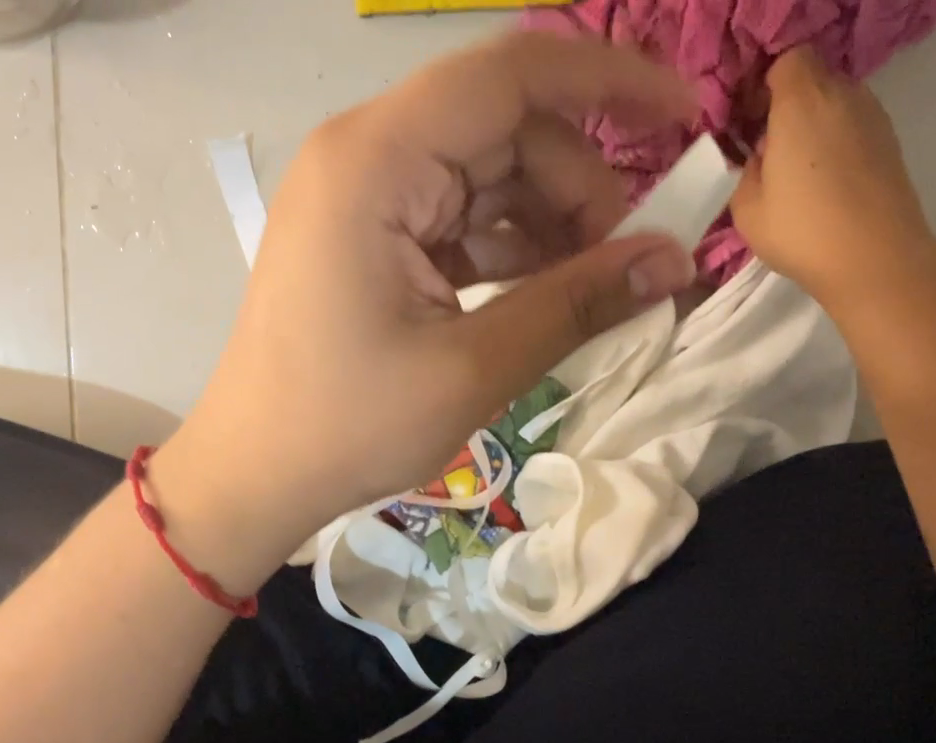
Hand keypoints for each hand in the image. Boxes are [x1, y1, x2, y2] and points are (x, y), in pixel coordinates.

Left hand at [156, 33, 698, 570]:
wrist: (254, 475)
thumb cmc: (347, 426)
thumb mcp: (472, 368)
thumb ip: (577, 303)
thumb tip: (675, 262)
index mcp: (375, 162)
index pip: (509, 75)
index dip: (608, 82)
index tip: (681, 121)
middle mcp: (362, 156)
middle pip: (501, 127)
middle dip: (577, 186)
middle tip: (626, 264)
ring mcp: (358, 196)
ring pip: (483, 174)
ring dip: (546, 223)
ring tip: (586, 291)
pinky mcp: (362, 237)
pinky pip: (453, 216)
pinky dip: (504, 248)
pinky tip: (537, 295)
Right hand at [728, 47, 935, 307]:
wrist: (873, 258)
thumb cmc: (801, 230)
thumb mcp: (746, 208)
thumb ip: (744, 169)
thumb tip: (758, 155)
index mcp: (802, 103)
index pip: (788, 60)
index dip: (766, 85)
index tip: (750, 120)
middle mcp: (843, 96)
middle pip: (813, 79)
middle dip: (788, 104)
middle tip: (766, 147)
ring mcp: (872, 117)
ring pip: (835, 102)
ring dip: (813, 124)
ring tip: (795, 170)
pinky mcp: (889, 141)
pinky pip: (853, 125)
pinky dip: (835, 141)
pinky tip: (823, 182)